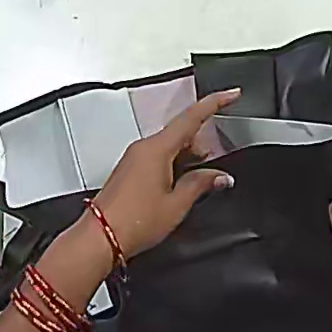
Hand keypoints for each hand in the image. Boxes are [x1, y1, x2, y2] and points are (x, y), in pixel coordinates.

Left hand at [87, 88, 241, 258]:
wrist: (101, 237)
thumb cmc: (133, 222)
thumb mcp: (177, 204)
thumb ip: (201, 184)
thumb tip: (219, 176)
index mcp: (157, 149)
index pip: (191, 117)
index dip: (215, 103)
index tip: (231, 94)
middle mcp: (143, 148)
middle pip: (181, 133)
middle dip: (203, 145)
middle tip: (216, 165)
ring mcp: (134, 158)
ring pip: (169, 146)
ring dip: (188, 157)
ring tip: (199, 182)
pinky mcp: (130, 169)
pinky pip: (157, 157)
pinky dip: (173, 164)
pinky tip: (180, 185)